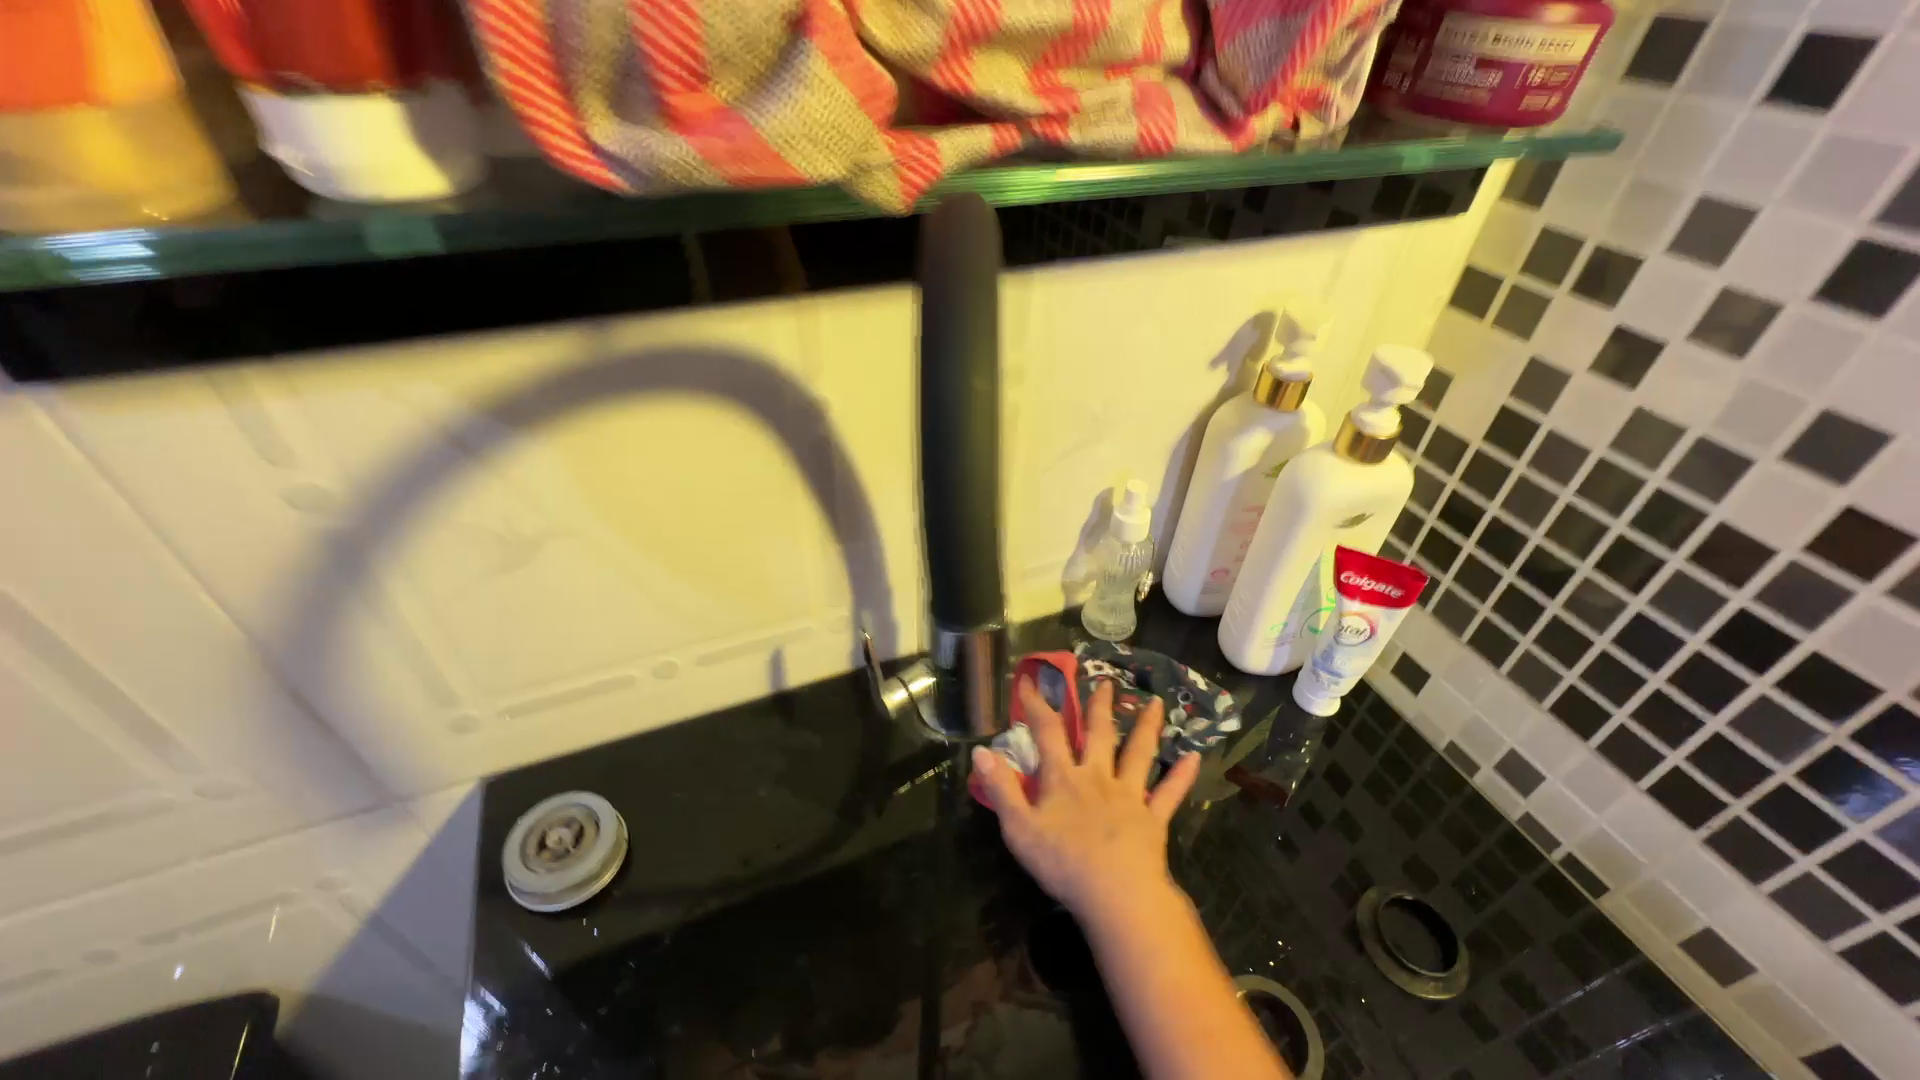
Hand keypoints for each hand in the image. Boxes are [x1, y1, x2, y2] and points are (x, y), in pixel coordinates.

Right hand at [971, 677, 1201, 922]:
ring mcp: (1130, 795)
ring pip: (1139, 753)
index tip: (1030, 682)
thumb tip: (980, 750)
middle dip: (1098, 706)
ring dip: (1146, 726)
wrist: (1115, 893)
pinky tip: (1195, 757)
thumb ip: (1001, 788)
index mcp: (1064, 779)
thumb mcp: (1019, 828)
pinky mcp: (1153, 818)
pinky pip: (1170, 793)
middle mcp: (1098, 777)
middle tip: (1106, 682)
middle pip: (1098, 734)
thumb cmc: (1063, 863)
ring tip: (1155, 703)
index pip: (1048, 733)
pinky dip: (1182, 775)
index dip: (1037, 706)